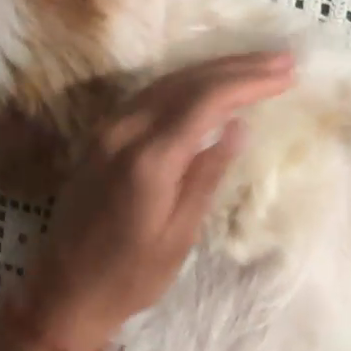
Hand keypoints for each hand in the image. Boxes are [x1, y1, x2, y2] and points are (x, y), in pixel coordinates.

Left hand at [13, 51, 296, 350]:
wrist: (64, 289)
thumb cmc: (130, 276)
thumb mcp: (179, 235)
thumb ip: (206, 175)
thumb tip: (238, 126)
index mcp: (148, 159)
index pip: (204, 101)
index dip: (247, 82)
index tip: (286, 74)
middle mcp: (123, 132)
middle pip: (185, 82)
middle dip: (236, 67)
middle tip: (282, 61)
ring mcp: (106, 130)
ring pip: (164, 82)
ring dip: (210, 70)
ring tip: (255, 66)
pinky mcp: (100, 136)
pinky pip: (147, 95)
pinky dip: (183, 84)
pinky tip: (207, 86)